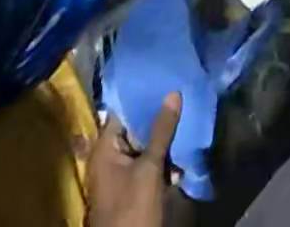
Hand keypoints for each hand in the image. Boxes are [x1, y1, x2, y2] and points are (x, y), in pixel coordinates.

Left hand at [88, 92, 181, 226]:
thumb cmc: (132, 209)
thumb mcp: (149, 168)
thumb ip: (161, 130)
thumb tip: (173, 92)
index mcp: (104, 148)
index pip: (123, 110)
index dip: (144, 95)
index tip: (166, 79)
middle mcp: (107, 157)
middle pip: (134, 127)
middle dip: (157, 115)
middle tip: (181, 96)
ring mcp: (118, 174)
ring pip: (142, 145)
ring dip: (162, 137)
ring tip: (186, 117)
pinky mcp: (130, 188)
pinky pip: (146, 163)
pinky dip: (161, 157)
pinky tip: (180, 149)